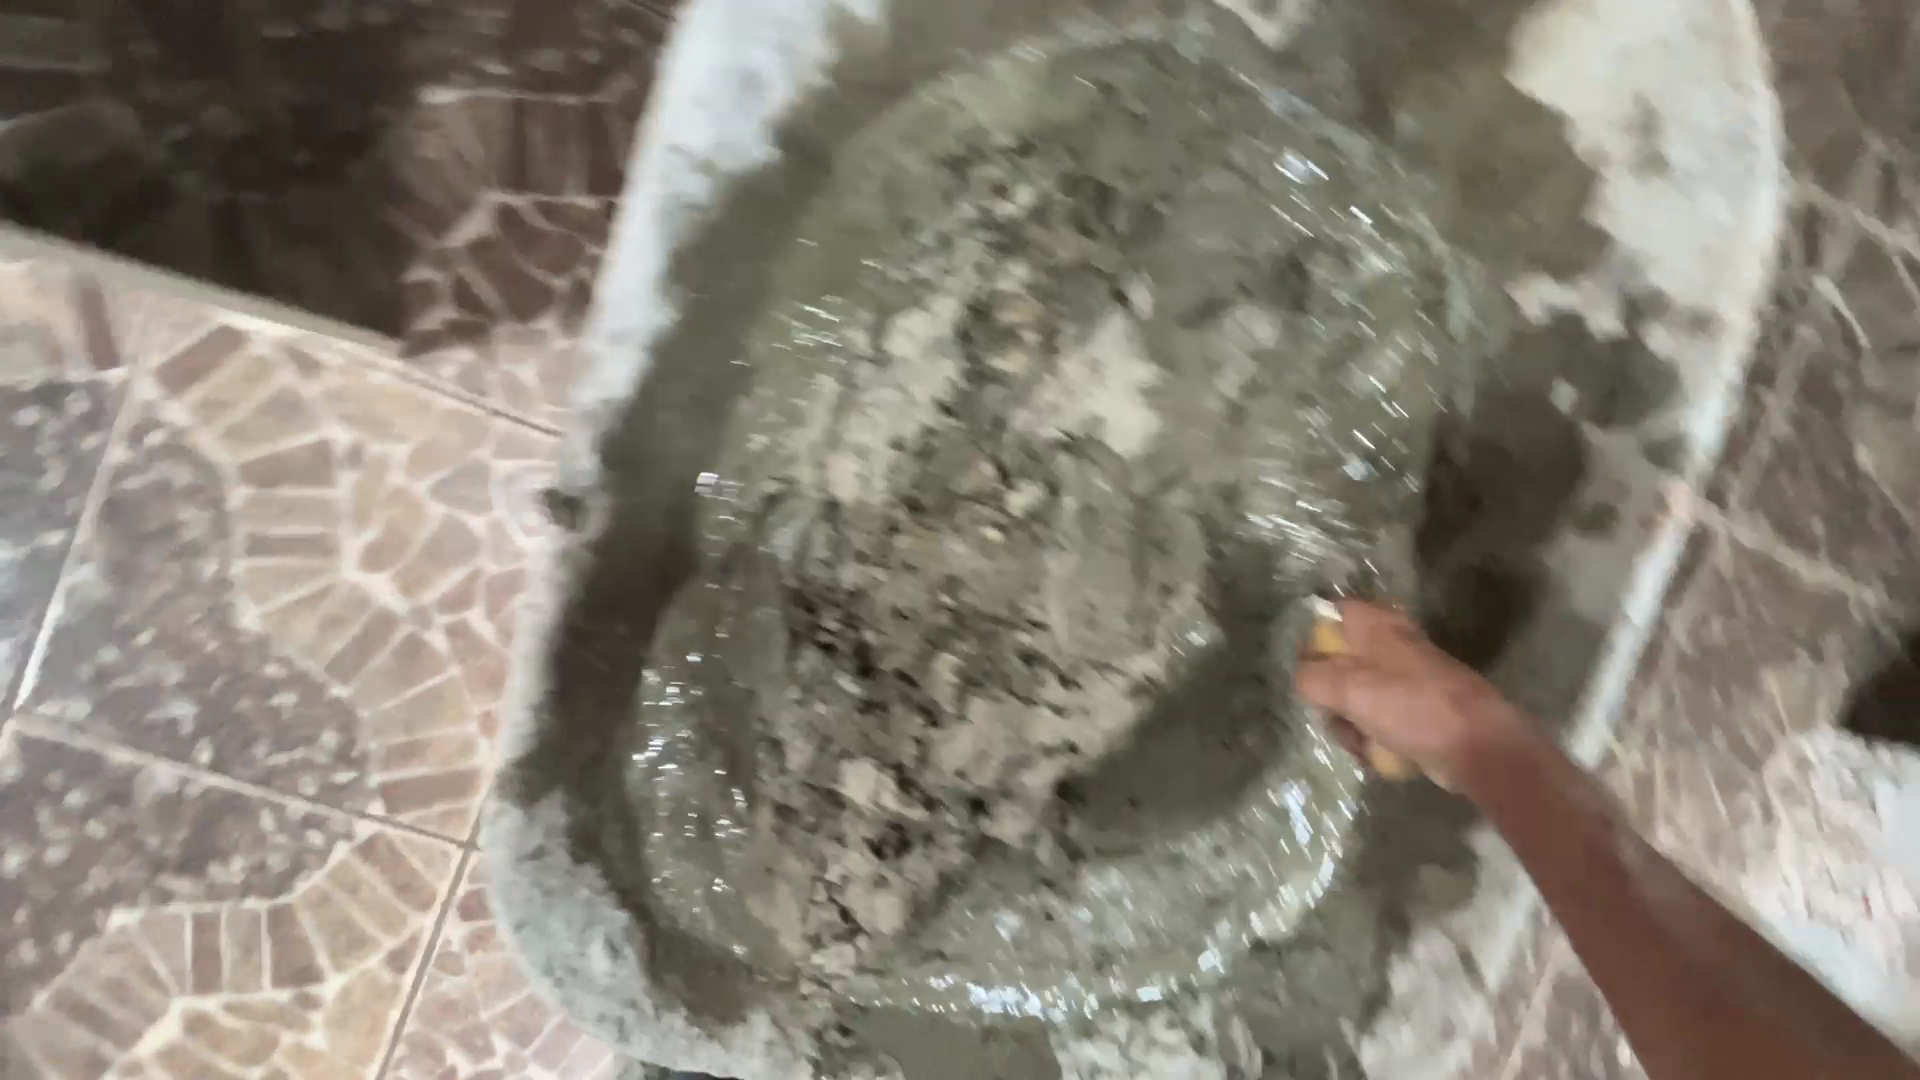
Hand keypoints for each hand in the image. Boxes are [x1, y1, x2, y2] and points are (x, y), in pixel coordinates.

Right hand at [1295, 599, 1531, 789]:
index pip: (1327, 613)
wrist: (1479, 747)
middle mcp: (1388, 643)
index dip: (1310, 639)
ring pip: (1353, 695)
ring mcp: (1403, 678)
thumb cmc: (1409, 705)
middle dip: (1327, 694)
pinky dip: (1371, 735)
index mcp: (1374, 624)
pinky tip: (1376, 752)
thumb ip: (1308, 677)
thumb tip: (1301, 680)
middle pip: (1335, 661)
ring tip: (1359, 741)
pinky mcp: (1415, 708)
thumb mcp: (1343, 687)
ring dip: (1347, 721)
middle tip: (1332, 712)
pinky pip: (1376, 717)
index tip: (1305, 669)